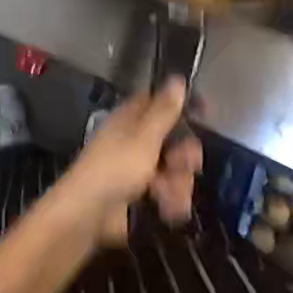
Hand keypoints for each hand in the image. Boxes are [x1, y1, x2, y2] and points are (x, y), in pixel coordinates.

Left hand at [49, 79, 203, 245]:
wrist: (89, 214)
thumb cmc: (115, 168)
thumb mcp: (144, 137)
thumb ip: (164, 111)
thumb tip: (177, 79)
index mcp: (131, 121)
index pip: (159, 104)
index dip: (180, 107)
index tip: (203, 113)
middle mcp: (135, 142)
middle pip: (174, 141)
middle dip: (184, 157)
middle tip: (185, 165)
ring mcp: (139, 170)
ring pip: (174, 170)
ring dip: (179, 185)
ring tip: (168, 196)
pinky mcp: (142, 197)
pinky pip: (168, 194)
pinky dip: (171, 202)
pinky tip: (167, 210)